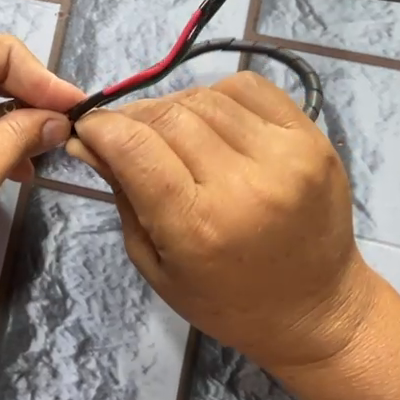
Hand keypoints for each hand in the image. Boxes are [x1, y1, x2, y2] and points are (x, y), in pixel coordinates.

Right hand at [67, 71, 387, 370]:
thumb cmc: (220, 299)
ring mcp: (286, 156)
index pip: (134, 147)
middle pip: (166, 115)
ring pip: (204, 97)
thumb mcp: (152, 260)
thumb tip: (86, 142)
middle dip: (130, 117)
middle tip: (120, 134)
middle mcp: (244, 183)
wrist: (313, 311)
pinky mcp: (314, 139)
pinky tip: (208, 122)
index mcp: (197, 225)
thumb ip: (122, 195)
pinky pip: (249, 88)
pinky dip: (215, 96)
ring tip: (164, 131)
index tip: (85, 130)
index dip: (99, 128)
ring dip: (170, 106)